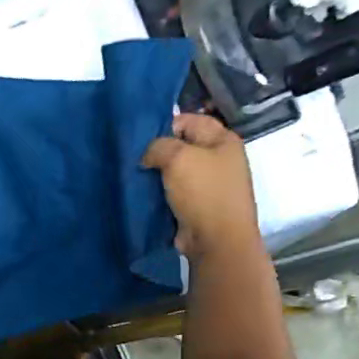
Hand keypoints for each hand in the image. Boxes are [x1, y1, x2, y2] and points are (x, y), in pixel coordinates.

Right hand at [142, 113, 262, 261]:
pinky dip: (158, 192)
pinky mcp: (196, 203)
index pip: (191, 120)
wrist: (216, 238)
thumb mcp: (179, 157)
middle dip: (158, 151)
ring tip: (135, 177)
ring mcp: (208, 183)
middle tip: (134, 159)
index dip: (166, 125)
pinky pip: (173, 191)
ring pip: (175, 170)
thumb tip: (148, 155)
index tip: (141, 139)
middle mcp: (218, 158)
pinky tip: (143, 194)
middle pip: (182, 146)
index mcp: (223, 140)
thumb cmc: (203, 191)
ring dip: (156, 174)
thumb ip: (159, 146)